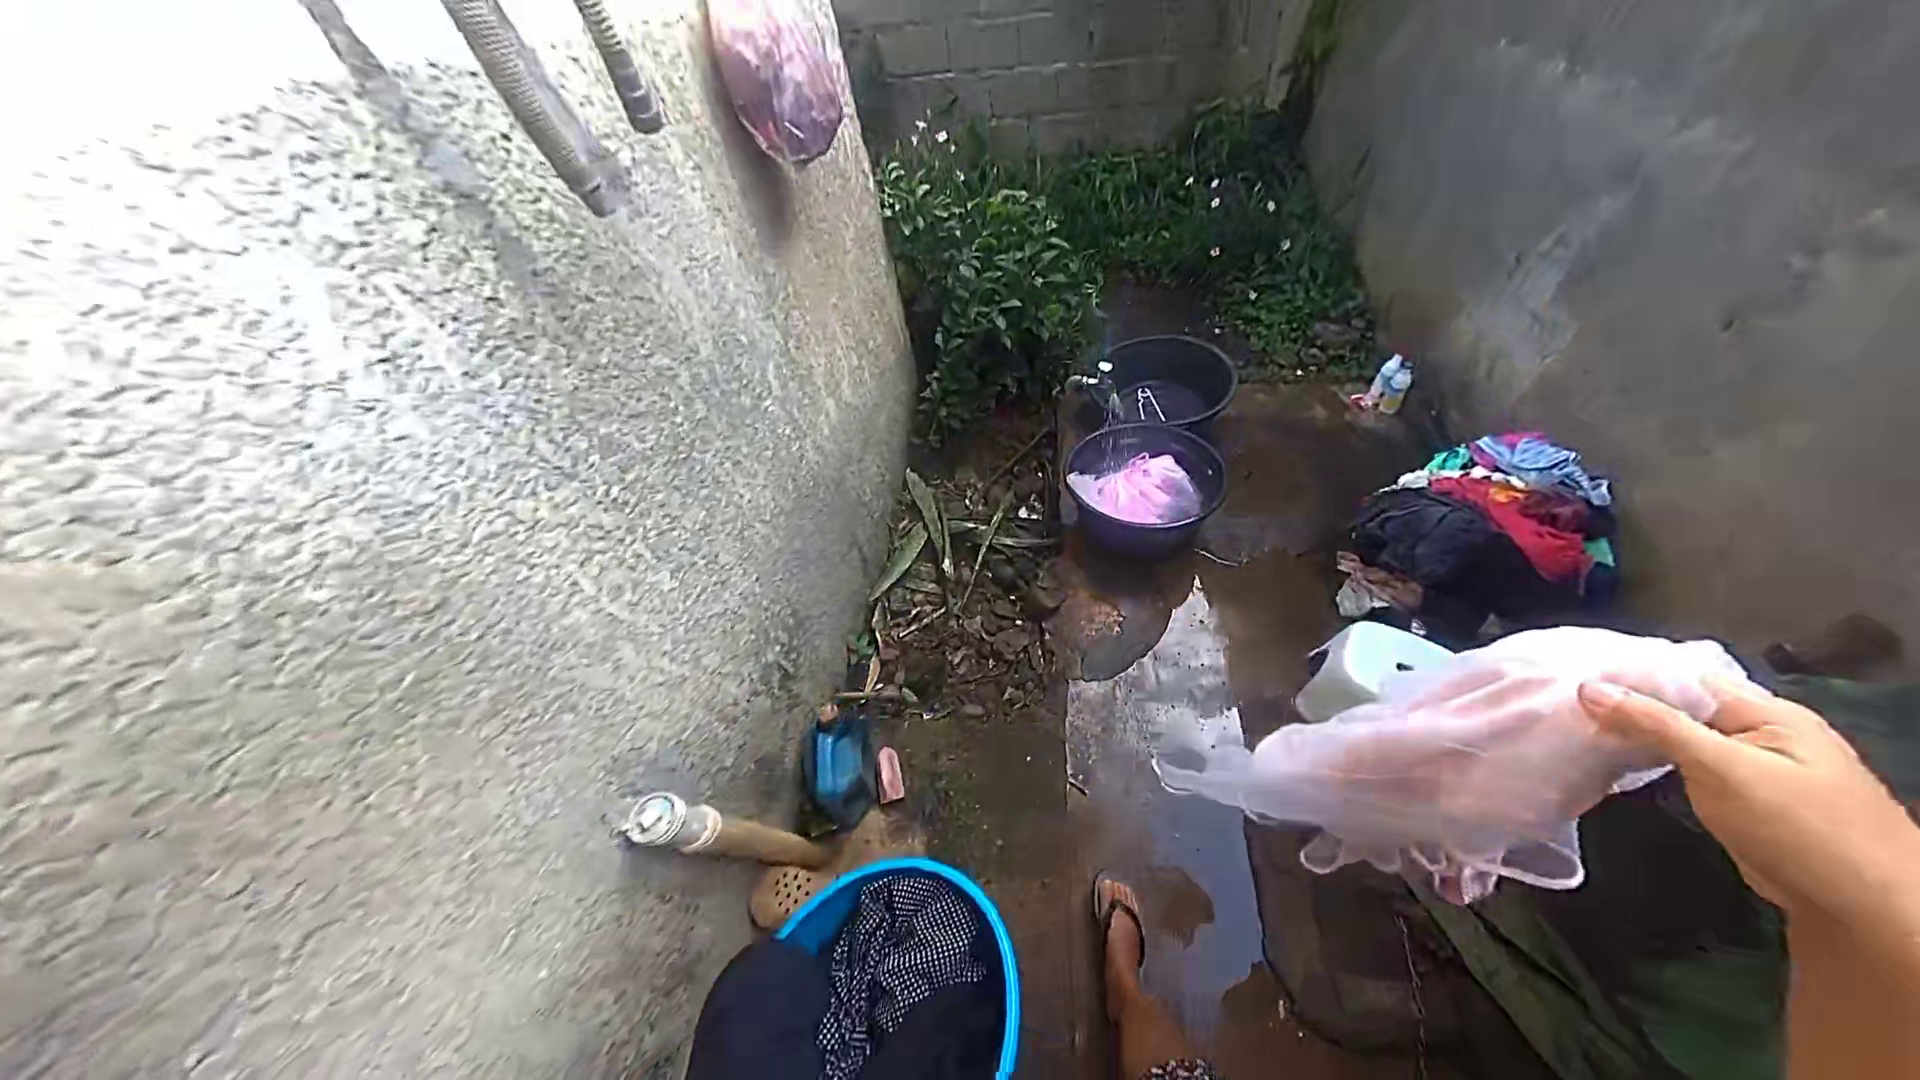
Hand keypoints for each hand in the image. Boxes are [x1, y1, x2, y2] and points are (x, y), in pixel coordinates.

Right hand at [1577, 676, 1919, 925]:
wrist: (1868, 914)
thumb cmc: (1803, 831)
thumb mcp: (1723, 768)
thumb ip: (1654, 723)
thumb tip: (1588, 688)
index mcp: (1768, 712)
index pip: (1680, 676)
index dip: (1625, 674)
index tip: (1567, 679)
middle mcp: (1760, 730)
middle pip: (1676, 702)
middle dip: (1622, 702)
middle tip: (1562, 704)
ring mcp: (1749, 763)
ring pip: (1674, 732)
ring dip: (1630, 730)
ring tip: (1575, 726)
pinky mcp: (1736, 792)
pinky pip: (1679, 759)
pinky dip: (1645, 755)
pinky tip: (1611, 756)